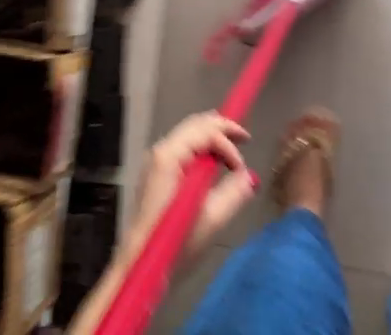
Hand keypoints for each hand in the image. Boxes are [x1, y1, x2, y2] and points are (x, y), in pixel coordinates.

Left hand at [125, 112, 258, 262]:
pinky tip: (213, 160)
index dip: (228, 143)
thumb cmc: (175, 243)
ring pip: (187, 133)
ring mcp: (155, 161)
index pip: (205, 131)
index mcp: (169, 157)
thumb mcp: (211, 220)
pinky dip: (201, 147)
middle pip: (194, 125)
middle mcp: (159, 151)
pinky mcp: (156, 173)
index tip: (242, 167)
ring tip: (233, 147)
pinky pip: (182, 147)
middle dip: (222, 128)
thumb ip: (234, 193)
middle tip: (245, 138)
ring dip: (211, 136)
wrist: (140, 265)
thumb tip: (249, 176)